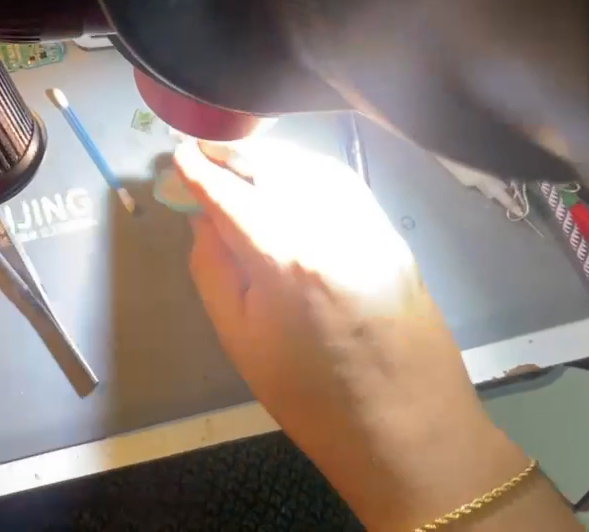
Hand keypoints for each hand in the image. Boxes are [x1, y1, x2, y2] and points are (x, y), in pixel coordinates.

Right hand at [176, 135, 573, 529]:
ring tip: (239, 157)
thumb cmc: (310, 397)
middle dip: (230, 152)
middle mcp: (328, 230)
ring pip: (308, 165)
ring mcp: (367, 229)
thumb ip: (212, 268)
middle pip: (269, 166)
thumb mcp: (238, 339)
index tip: (176, 155)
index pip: (228, 194)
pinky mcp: (391, 236)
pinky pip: (341, 182)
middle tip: (201, 151)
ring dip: (267, 154)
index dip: (197, 170)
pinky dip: (306, 167)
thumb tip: (202, 219)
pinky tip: (287, 173)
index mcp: (284, 262)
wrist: (411, 437)